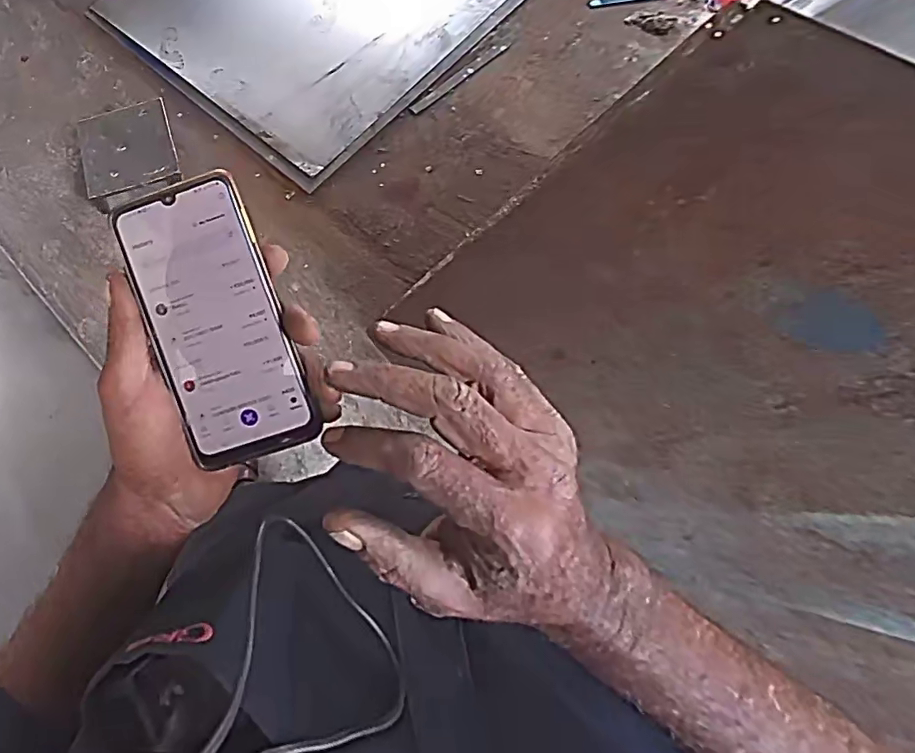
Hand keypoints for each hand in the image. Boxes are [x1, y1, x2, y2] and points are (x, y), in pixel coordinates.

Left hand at [98, 243, 337, 545]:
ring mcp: (244, 379)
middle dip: (285, 306)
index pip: (213, 290)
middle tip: (294, 317)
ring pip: (284, 347)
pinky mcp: (264, 409)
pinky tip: (321, 394)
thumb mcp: (123, 384)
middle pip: (259, 314)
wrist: (165, 502)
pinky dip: (315, 387)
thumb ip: (125, 334)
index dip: (237, 266)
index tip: (255, 251)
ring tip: (308, 354)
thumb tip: (118, 281)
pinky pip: (297, 391)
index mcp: (185, 339)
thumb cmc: (138, 444)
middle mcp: (218, 352)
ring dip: (304, 344)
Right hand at [318, 309, 619, 636]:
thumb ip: (391, 557)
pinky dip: (464, 339)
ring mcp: (543, 436)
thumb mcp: (450, 593)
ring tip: (382, 333)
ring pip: (480, 371)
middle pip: (450, 401)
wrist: (577, 577)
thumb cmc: (514, 586)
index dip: (372, 444)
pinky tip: (435, 321)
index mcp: (507, 518)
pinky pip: (503, 366)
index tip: (338, 440)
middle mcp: (531, 469)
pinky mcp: (544, 417)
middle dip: (386, 380)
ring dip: (424, 346)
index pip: (426, 461)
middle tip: (344, 373)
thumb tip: (340, 525)